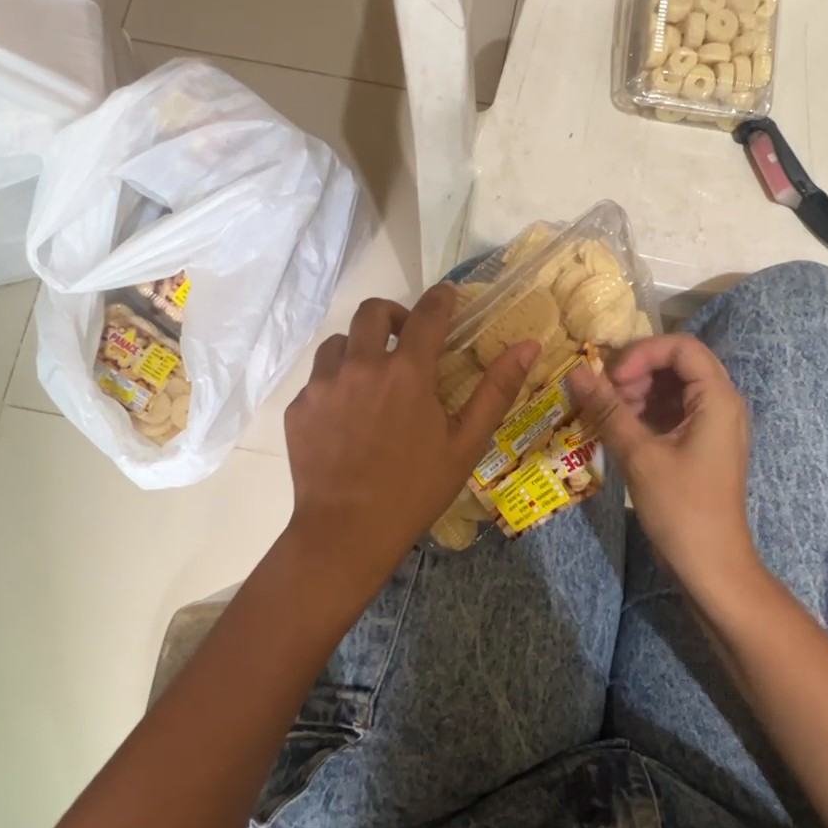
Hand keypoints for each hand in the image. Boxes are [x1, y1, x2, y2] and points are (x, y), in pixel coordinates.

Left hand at [282, 284, 537, 588]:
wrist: (347, 531)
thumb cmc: (415, 490)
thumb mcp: (466, 444)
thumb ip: (496, 390)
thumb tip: (529, 345)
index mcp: (407, 371)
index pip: (427, 314)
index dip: (440, 298)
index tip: (446, 296)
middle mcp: (361, 365)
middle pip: (372, 312)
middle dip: (393, 314)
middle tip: (404, 336)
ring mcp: (323, 385)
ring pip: (338, 343)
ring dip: (358, 348)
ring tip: (371, 378)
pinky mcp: (299, 407)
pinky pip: (317, 379)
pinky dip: (335, 385)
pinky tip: (347, 418)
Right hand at [568, 334, 758, 589]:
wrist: (711, 565)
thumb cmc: (681, 508)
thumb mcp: (639, 455)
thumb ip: (607, 410)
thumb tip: (576, 373)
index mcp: (718, 398)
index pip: (681, 347)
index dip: (641, 353)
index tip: (610, 377)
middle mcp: (722, 404)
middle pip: (678, 364)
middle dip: (637, 372)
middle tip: (604, 396)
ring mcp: (714, 426)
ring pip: (673, 389)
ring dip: (638, 393)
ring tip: (608, 414)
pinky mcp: (702, 446)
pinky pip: (673, 413)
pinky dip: (646, 414)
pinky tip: (619, 429)